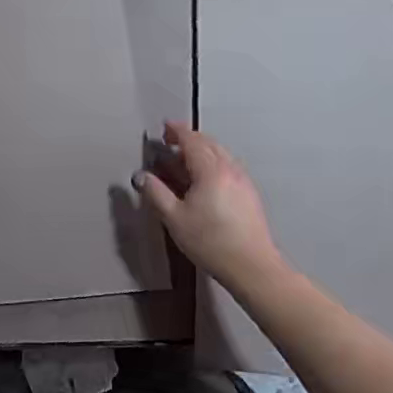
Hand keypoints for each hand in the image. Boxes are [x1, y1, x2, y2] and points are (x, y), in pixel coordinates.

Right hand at [133, 121, 293, 291]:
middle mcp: (230, 170)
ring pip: (220, 155)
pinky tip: (202, 180)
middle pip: (208, 143)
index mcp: (211, 170)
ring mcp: (242, 182)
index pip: (192, 140)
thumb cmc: (212, 243)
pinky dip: (211, 165)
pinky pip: (227, 168)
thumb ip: (156, 193)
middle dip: (188, 139)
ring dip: (200, 152)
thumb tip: (142, 178)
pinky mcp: (248, 195)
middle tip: (170, 141)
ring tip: (182, 162)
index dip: (177, 131)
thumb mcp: (174, 218)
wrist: (250, 265)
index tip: (165, 127)